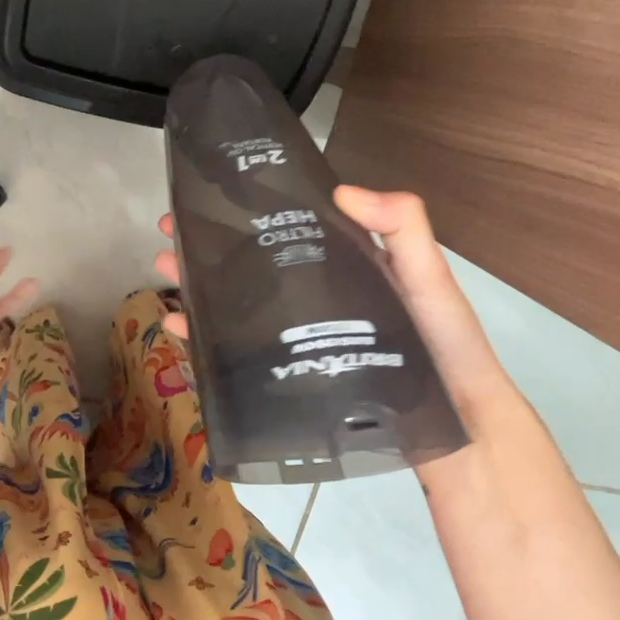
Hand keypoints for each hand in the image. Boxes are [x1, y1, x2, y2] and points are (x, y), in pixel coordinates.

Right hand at [154, 185, 510, 406]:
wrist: (455, 430)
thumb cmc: (444, 349)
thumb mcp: (429, 280)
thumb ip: (403, 230)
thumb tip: (341, 189)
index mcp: (339, 269)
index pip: (281, 232)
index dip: (239, 216)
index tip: (201, 204)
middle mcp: (310, 299)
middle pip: (245, 268)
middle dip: (202, 251)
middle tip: (166, 240)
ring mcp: (294, 338)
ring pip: (232, 306)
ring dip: (194, 289)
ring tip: (165, 276)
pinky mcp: (285, 375)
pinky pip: (234, 353)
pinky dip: (203, 339)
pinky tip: (179, 331)